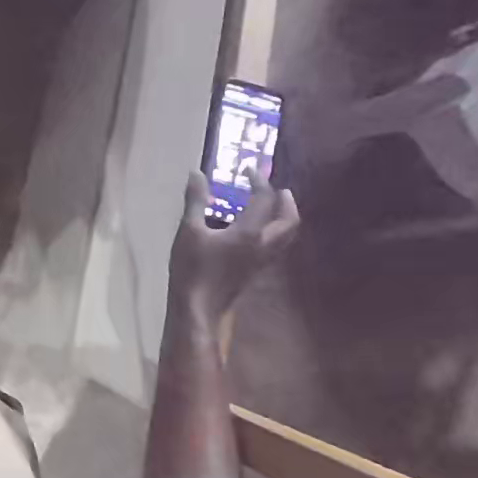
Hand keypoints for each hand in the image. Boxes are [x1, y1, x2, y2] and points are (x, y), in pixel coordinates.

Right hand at [171, 168, 299, 320]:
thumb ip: (195, 201)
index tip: (248, 169)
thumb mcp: (189, 232)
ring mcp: (261, 261)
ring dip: (284, 218)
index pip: (263, 199)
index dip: (258, 180)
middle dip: (286, 202)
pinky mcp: (254, 272)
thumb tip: (196, 173)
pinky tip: (256, 233)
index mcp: (249, 232)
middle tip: (279, 189)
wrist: (198, 309)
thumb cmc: (193, 269)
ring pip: (286, 236)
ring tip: (274, 208)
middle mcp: (263, 245)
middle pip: (289, 220)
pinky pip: (275, 246)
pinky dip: (274, 232)